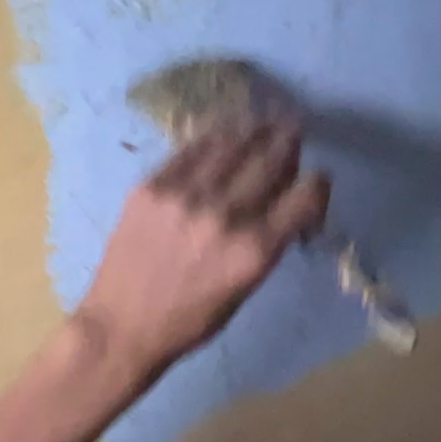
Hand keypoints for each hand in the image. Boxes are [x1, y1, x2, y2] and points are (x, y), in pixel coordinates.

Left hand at [74, 122, 329, 378]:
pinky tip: (224, 127)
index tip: (315, 178)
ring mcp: (185, 195)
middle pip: (271, 159)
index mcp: (255, 251)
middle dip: (288, 140)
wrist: (121, 326)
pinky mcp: (152, 185)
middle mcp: (225, 215)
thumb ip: (269, 241)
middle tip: (293, 125)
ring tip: (264, 115)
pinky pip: (191, 149)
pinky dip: (214, 136)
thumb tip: (284, 199)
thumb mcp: (245, 289)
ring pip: (231, 143)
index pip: (305, 196)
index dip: (319, 183)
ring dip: (254, 126)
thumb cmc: (190, 320)